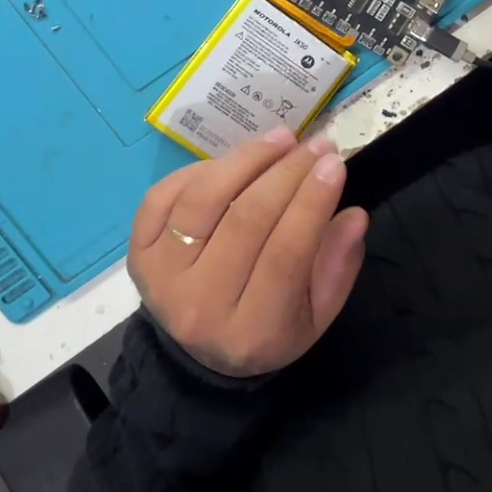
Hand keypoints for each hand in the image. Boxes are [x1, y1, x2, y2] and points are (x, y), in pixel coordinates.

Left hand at [128, 127, 367, 377]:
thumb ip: (339, 266)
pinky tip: (235, 160)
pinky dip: (201, 169)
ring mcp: (161, 279)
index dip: (312, 201)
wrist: (199, 353)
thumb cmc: (272, 325)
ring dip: (247, 159)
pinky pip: (163, 196)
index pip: (287, 254)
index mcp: (254, 330)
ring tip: (281, 138)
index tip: (335, 163)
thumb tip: (354, 214)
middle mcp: (200, 306)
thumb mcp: (319, 312)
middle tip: (318, 144)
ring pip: (203, 200)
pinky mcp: (136, 255)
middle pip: (246, 221)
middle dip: (288, 171)